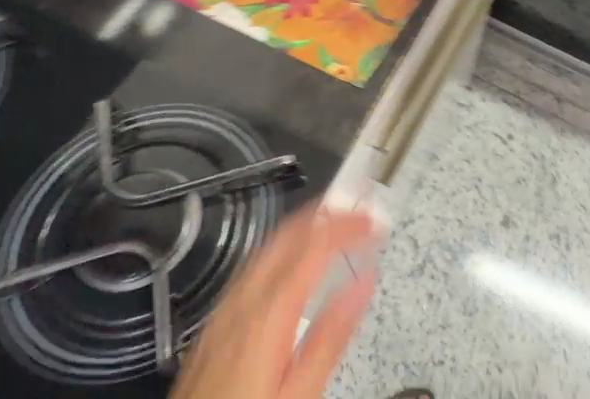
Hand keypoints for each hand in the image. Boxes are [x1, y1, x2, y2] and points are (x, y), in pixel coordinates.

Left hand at [170, 205, 379, 398]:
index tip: (374, 222)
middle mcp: (241, 302)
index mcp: (267, 314)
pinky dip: (284, 246)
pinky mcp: (216, 322)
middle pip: (286, 234)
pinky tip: (296, 258)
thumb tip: (363, 283)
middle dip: (327, 213)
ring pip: (268, 245)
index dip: (347, 225)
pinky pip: (254, 265)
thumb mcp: (301, 391)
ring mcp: (224, 310)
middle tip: (359, 209)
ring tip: (336, 223)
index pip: (313, 246)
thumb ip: (332, 335)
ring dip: (305, 226)